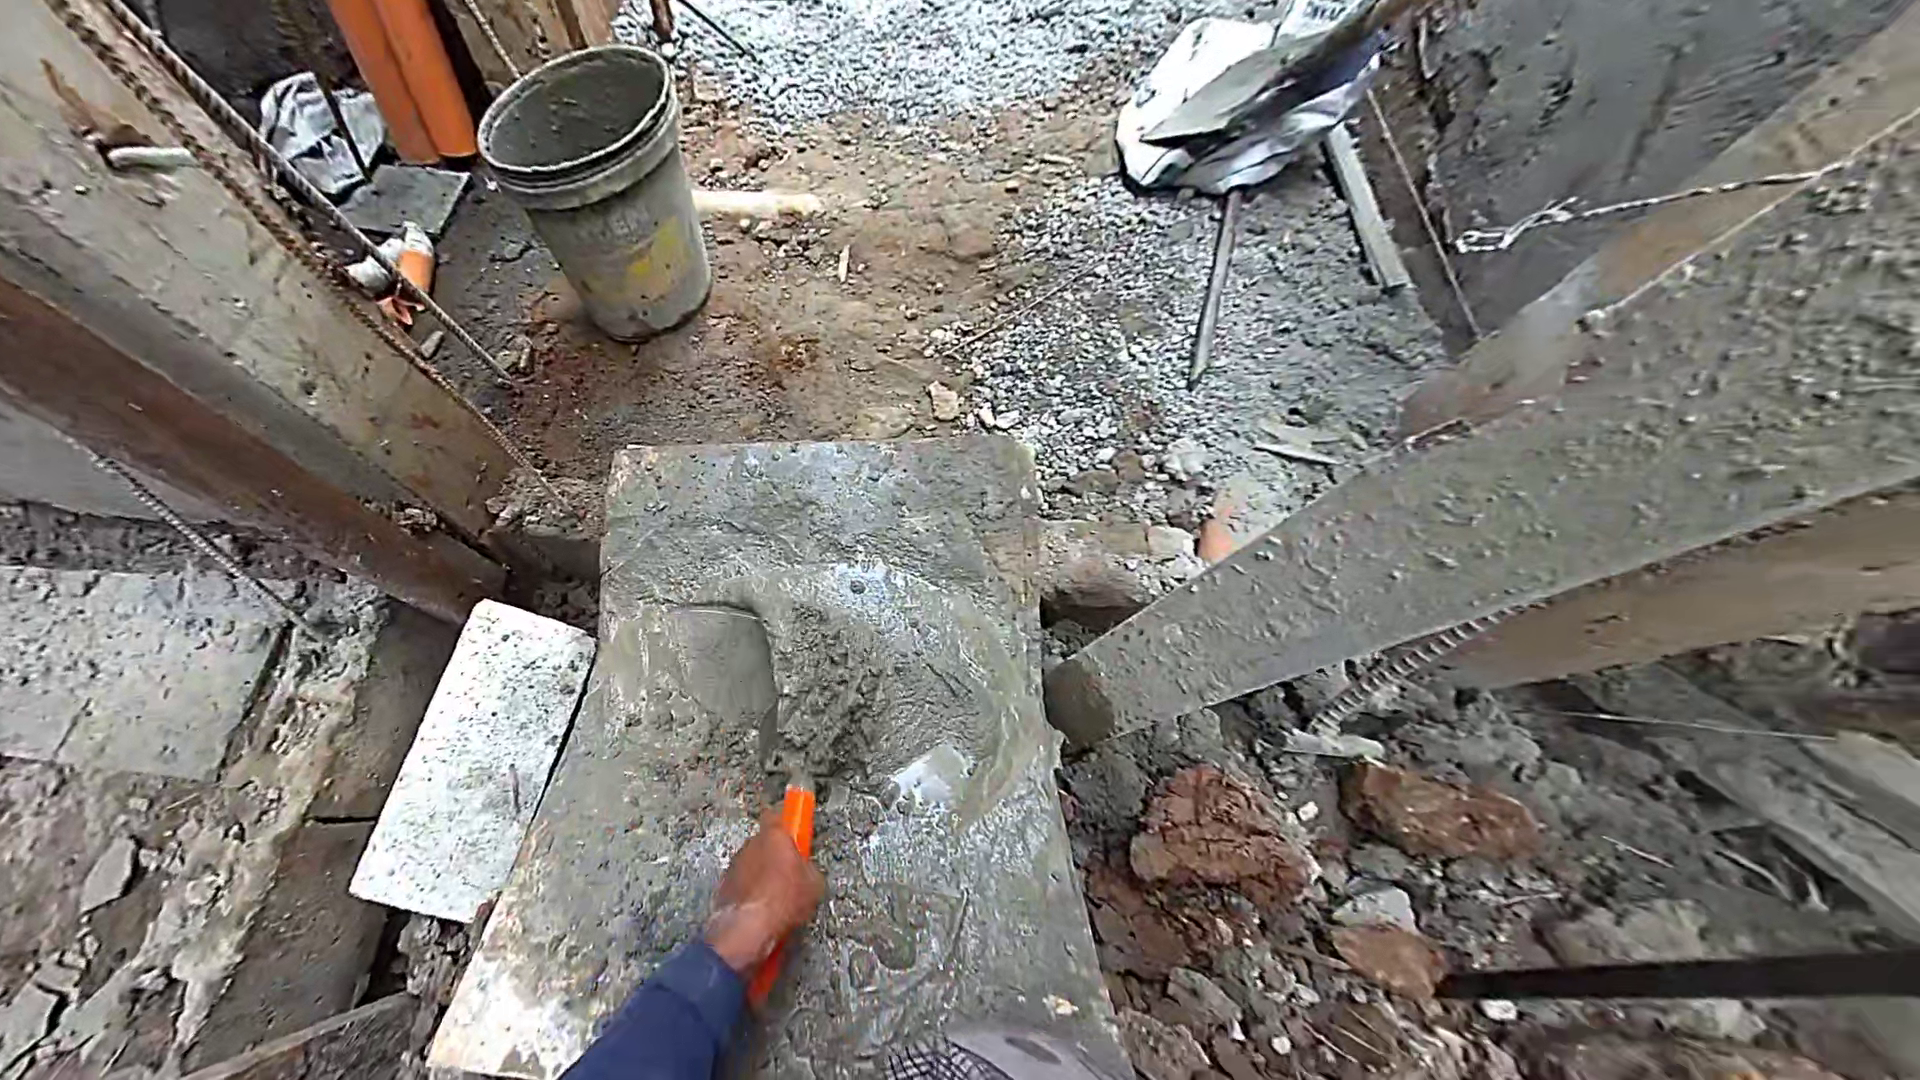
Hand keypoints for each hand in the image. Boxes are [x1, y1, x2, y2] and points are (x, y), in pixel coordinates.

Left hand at [703, 810, 824, 974]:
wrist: (746, 933)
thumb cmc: (782, 900)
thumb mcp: (814, 883)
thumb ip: (809, 868)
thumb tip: (807, 873)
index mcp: (774, 834)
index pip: (777, 814)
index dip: (787, 824)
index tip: (796, 834)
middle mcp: (751, 844)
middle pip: (765, 841)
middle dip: (776, 854)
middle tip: (791, 873)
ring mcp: (734, 866)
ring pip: (752, 864)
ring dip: (761, 875)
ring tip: (776, 898)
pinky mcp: (723, 888)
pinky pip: (741, 885)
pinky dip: (750, 894)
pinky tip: (762, 911)